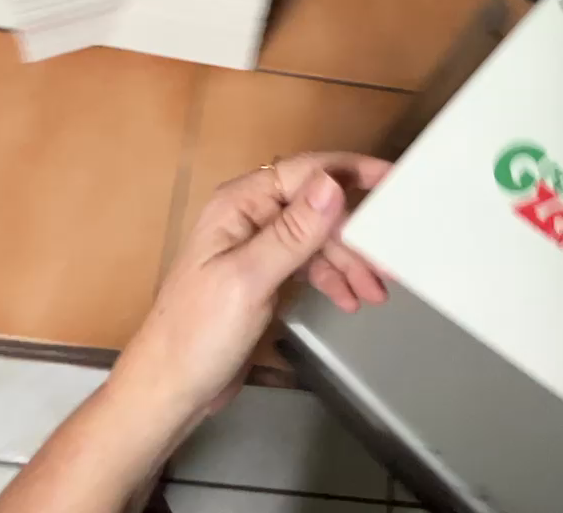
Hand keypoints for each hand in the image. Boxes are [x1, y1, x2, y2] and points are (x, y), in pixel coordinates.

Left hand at [111, 152, 391, 427]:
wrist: (169, 390)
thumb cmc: (198, 335)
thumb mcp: (250, 280)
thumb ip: (293, 233)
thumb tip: (332, 184)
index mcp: (240, 204)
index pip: (305, 172)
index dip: (350, 171)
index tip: (393, 180)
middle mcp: (250, 216)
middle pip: (316, 207)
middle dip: (355, 232)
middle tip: (390, 261)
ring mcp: (256, 245)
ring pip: (316, 237)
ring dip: (348, 261)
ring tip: (377, 291)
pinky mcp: (263, 274)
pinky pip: (307, 262)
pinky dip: (331, 277)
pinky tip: (350, 298)